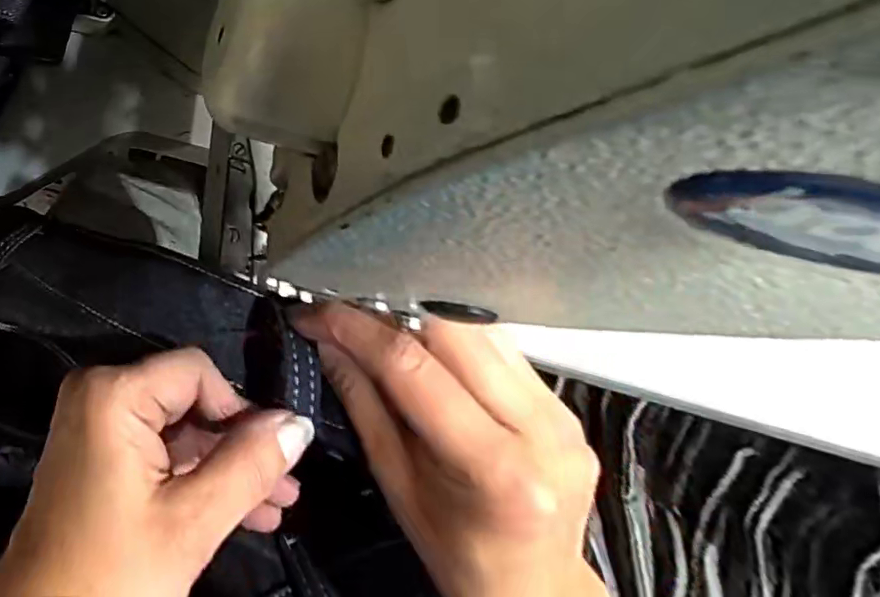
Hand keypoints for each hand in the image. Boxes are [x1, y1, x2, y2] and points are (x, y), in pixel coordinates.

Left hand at [0, 348, 315, 596]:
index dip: (239, 408)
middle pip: (188, 399)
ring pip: (177, 427)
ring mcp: (95, 421)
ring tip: (274, 503)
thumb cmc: (110, 576)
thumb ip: (247, 466)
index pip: (196, 371)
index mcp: (113, 393)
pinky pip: (156, 447)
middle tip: (285, 483)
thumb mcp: (189, 523)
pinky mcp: (96, 451)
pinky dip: (193, 474)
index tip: (275, 452)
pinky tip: (238, 508)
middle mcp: (99, 392)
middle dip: (238, 444)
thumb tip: (297, 425)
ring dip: (224, 465)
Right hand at [293, 305, 603, 596]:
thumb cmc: (460, 552)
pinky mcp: (563, 402)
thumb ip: (360, 401)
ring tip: (377, 324)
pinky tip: (423, 342)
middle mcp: (540, 431)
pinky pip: (496, 342)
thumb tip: (325, 339)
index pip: (411, 365)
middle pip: (448, 328)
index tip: (315, 314)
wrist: (536, 588)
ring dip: (416, 314)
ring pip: (473, 324)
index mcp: (497, 469)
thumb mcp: (395, 482)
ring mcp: (559, 413)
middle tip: (342, 312)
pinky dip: (450, 332)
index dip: (353, 328)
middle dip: (384, 309)